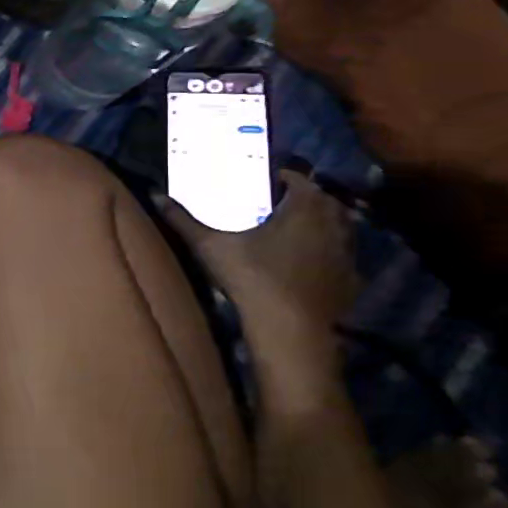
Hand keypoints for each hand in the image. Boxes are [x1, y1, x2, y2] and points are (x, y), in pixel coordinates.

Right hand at [156, 171, 359, 387]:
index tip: (266, 184)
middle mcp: (334, 226)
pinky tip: (306, 264)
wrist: (290, 328)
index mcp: (304, 209)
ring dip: (320, 225)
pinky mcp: (351, 280)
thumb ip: (183, 220)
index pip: (300, 181)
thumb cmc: (251, 277)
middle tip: (277, 205)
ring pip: (340, 228)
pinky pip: (342, 257)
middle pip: (325, 201)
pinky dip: (327, 254)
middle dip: (304, 199)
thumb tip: (157, 195)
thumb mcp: (209, 246)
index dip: (284, 179)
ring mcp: (347, 254)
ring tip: (291, 231)